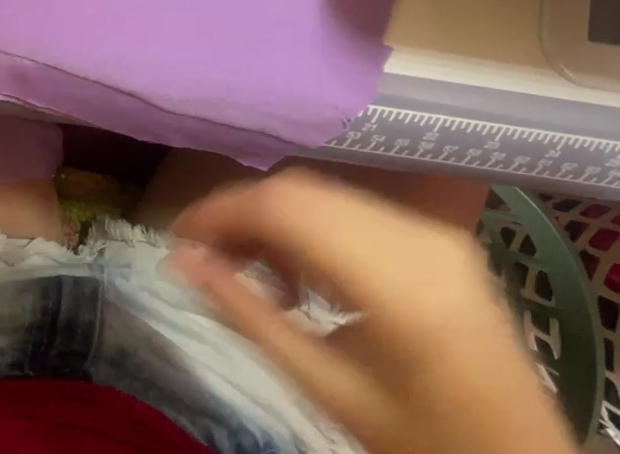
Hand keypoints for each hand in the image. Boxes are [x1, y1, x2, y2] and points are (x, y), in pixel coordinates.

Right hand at [168, 169, 578, 453]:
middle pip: (300, 191)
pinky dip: (308, 227)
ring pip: (322, 194)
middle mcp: (419, 239)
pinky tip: (302, 276)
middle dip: (241, 215)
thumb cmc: (421, 443)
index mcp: (397, 284)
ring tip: (254, 275)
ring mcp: (435, 233)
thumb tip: (180, 260)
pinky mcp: (441, 238)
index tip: (178, 239)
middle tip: (207, 258)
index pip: (285, 209)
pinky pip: (352, 209)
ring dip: (273, 220)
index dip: (220, 212)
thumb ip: (247, 316)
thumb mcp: (325, 388)